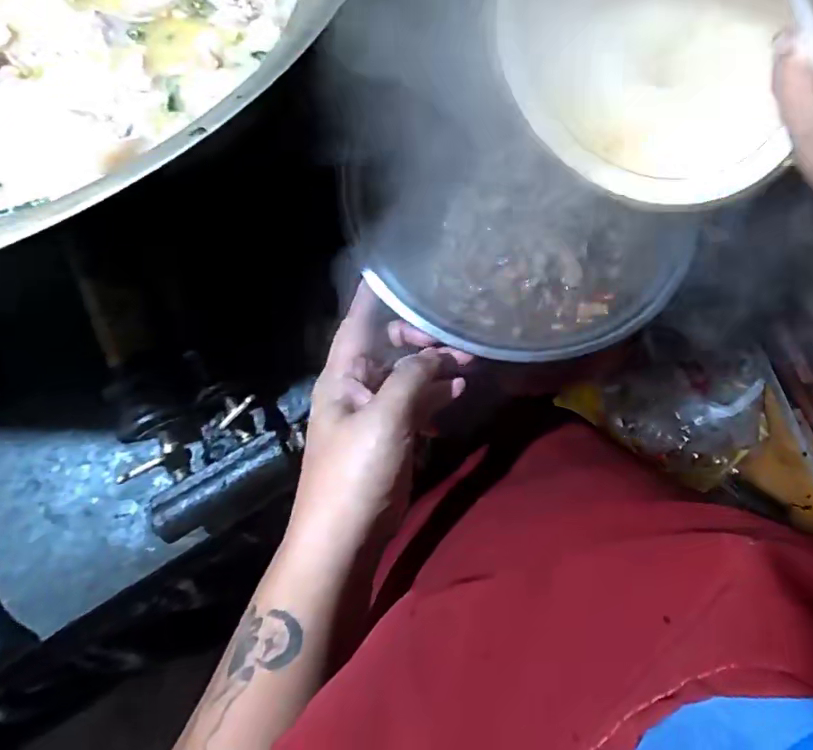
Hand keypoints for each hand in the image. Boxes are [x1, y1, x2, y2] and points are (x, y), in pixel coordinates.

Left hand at [291, 283, 472, 547]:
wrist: (342, 543)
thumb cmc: (356, 475)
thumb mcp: (387, 419)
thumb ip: (414, 377)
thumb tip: (437, 354)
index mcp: (342, 378)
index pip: (358, 322)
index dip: (375, 295)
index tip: (399, 268)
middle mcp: (355, 389)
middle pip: (390, 347)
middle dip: (423, 338)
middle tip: (459, 339)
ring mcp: (373, 414)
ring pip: (408, 375)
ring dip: (436, 366)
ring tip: (470, 363)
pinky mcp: (390, 437)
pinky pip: (415, 403)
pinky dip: (436, 395)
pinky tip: (458, 394)